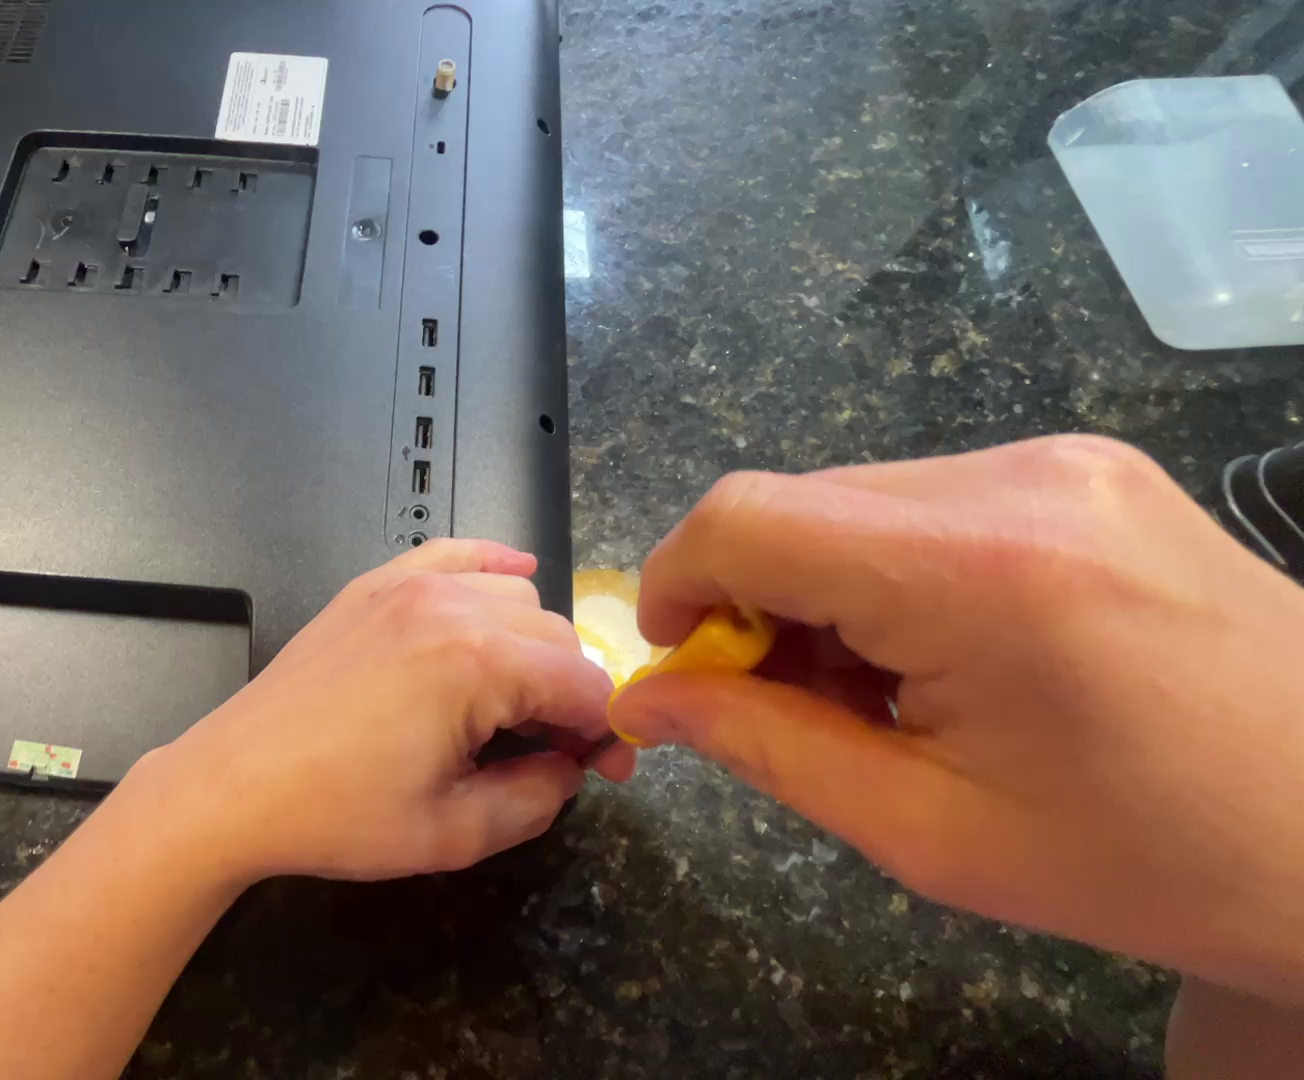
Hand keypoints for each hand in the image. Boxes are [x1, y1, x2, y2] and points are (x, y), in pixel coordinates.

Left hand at [126, 538, 631, 884]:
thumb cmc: (338, 814)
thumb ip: (537, 798)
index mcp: (476, 663)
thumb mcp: (453, 833)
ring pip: (514, 594)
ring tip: (509, 696)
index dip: (606, 731)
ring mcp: (405, 585)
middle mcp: (449, 605)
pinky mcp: (373, 584)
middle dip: (570, 691)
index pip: (585, 684)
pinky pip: (453, 552)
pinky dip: (490, 566)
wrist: (235, 783)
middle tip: (554, 748)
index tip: (600, 770)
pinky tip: (507, 579)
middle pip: (556, 635)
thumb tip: (571, 767)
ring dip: (531, 643)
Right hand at [611, 435, 1303, 1004]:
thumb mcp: (926, 831)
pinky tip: (917, 647)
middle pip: (781, 509)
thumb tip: (639, 701)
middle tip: (776, 697)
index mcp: (977, 571)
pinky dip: (863, 574)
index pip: (742, 521)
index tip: (678, 660)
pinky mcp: (1066, 469)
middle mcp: (1011, 480)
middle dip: (742, 602)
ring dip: (804, 591)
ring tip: (863, 685)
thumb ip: (757, 745)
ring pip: (831, 506)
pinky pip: (897, 505)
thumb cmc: (1156, 859)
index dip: (673, 582)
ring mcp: (1049, 461)